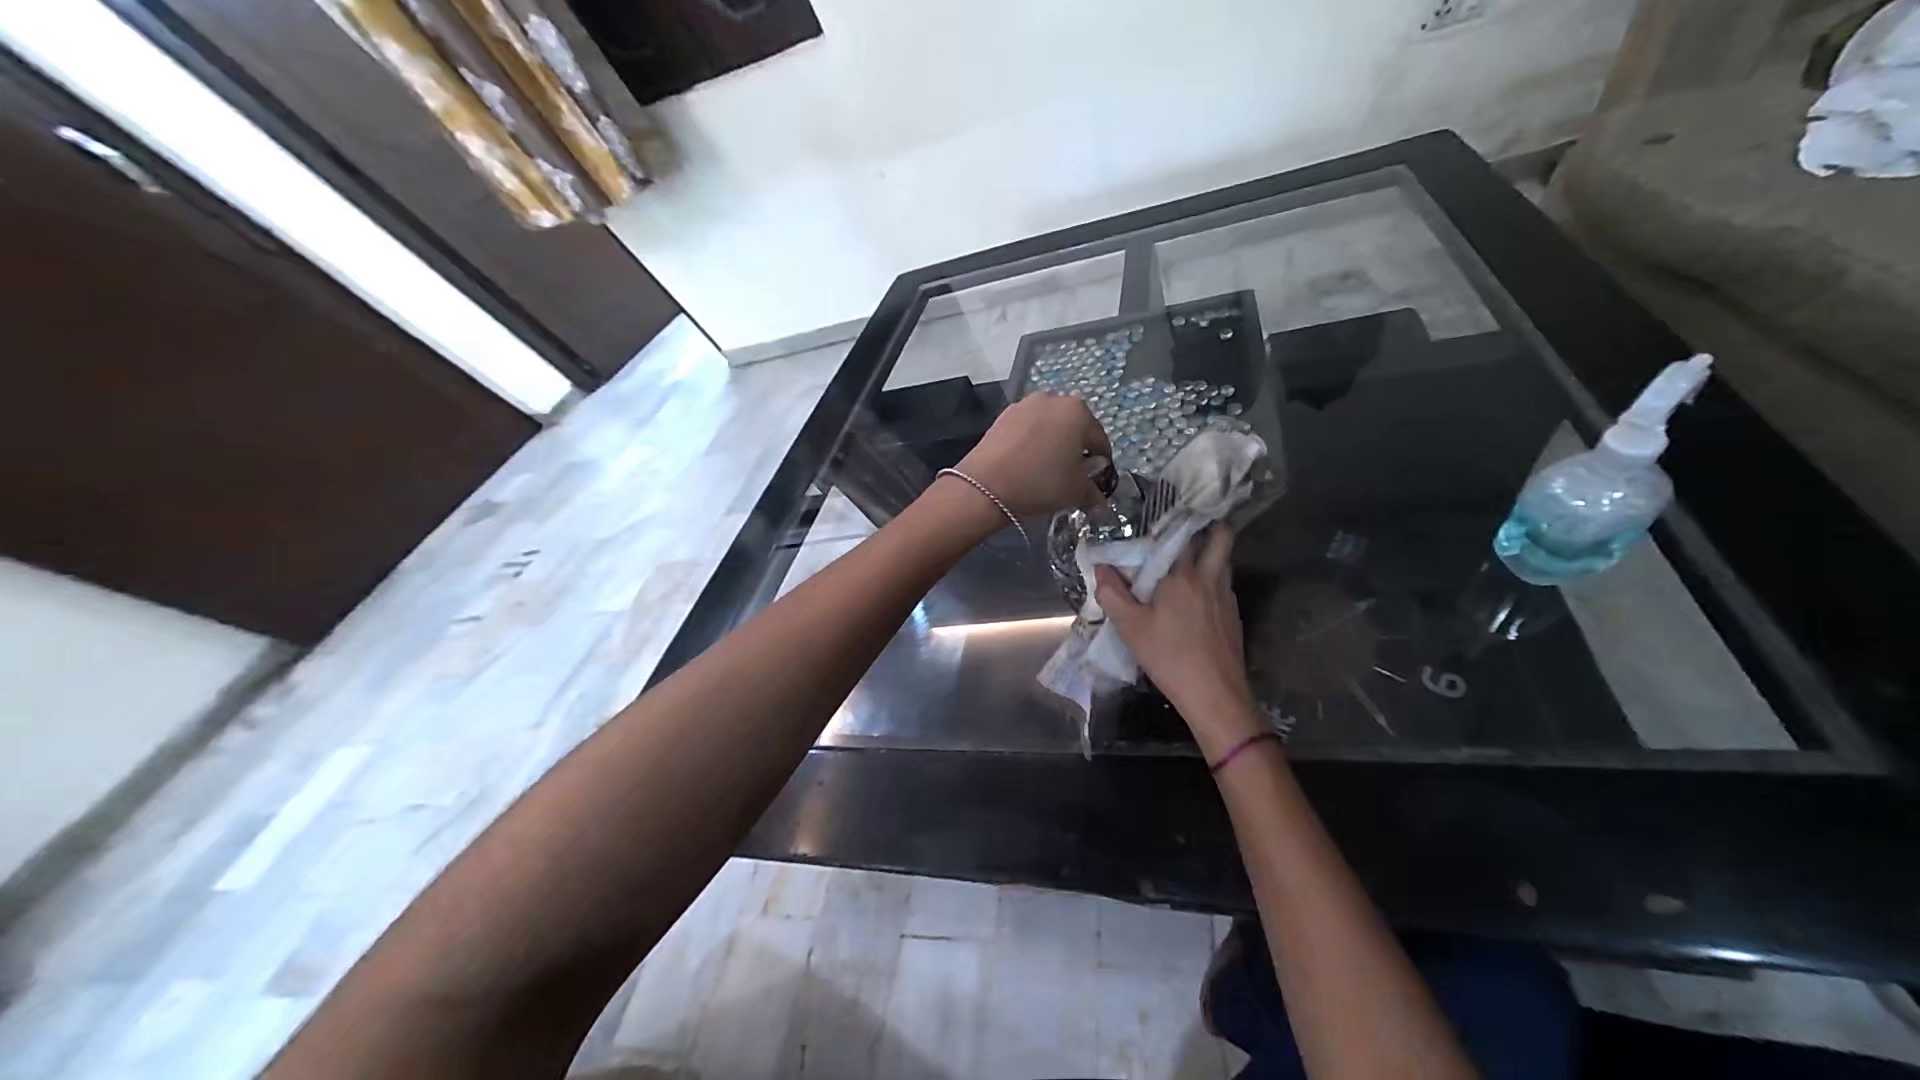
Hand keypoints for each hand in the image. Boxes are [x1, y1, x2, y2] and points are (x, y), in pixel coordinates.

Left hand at [951, 393, 1110, 516]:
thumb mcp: (1075, 492)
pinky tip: (1026, 464)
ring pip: (1049, 426)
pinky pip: (1027, 429)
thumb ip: (1094, 495)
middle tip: (1071, 476)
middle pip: (1074, 428)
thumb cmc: (1041, 482)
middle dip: (1076, 450)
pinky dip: (1032, 443)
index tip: (1097, 481)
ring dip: (1053, 444)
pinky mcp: (1003, 415)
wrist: (985, 485)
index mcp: (1078, 411)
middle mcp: (1053, 399)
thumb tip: (1101, 505)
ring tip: (1047, 470)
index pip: (1099, 440)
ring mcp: (1025, 405)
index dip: (1101, 463)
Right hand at [1096, 526, 1262, 754]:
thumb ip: (1112, 594)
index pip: (1182, 535)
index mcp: (1182, 576)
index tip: (1160, 521)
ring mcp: (1227, 597)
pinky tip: (1195, 599)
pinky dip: (1212, 581)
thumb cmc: (1169, 657)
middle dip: (1209, 527)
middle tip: (1186, 531)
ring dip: (1211, 554)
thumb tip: (1101, 568)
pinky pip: (1224, 585)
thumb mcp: (1130, 627)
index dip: (1173, 523)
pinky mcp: (1234, 616)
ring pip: (1225, 561)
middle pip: (1221, 538)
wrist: (1214, 694)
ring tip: (1186, 562)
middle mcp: (1209, 579)